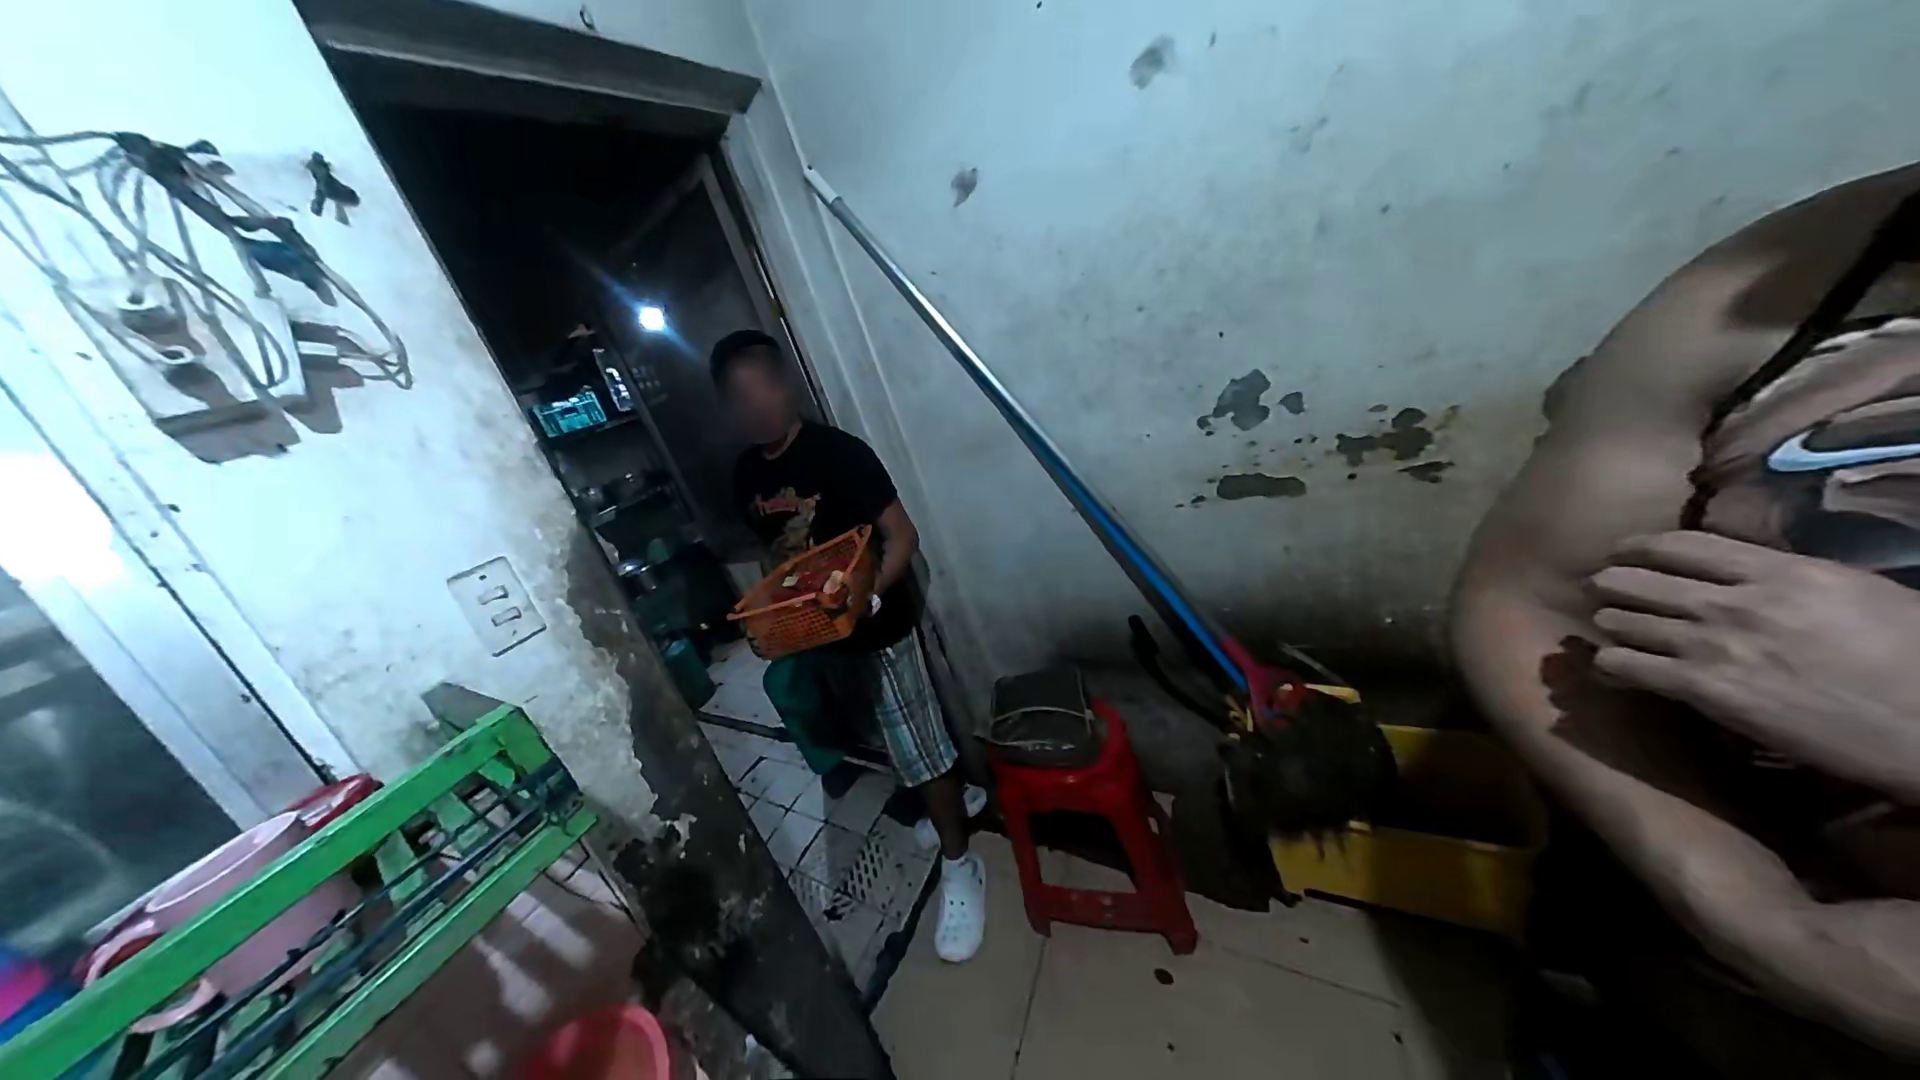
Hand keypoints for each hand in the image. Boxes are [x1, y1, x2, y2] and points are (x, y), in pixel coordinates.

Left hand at [1589, 531, 1919, 802]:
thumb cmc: (1915, 661)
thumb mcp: (1852, 595)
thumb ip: (1778, 577)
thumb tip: (1726, 569)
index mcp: (1782, 574)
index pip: (1673, 544)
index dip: (1633, 548)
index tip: (1619, 555)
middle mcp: (1734, 603)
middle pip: (1626, 580)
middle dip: (1609, 586)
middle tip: (1608, 595)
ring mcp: (1711, 645)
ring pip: (1613, 620)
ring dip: (1610, 625)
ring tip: (1620, 631)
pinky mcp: (1700, 687)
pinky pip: (1619, 664)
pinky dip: (1611, 664)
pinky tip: (1620, 667)